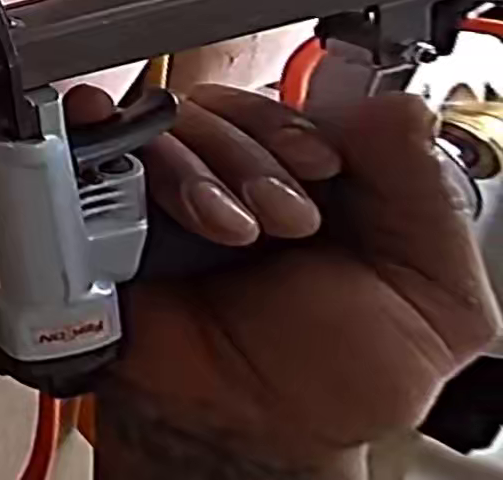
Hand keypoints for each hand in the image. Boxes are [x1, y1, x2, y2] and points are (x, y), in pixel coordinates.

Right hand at [95, 90, 500, 475]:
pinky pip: (86, 135)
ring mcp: (147, 177)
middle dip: (249, 158)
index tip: (319, 168)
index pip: (281, 107)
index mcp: (296, 181)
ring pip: (154, 123)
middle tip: (278, 222)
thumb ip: (419, 201)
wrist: (227, 408)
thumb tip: (395, 103)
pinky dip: (94, 125)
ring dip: (189, 169)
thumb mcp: (425, 297)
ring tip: (217, 229)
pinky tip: (114, 151)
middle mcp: (217, 170)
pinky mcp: (90, 186)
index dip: (294, 125)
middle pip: (212, 108)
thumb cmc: (325, 366)